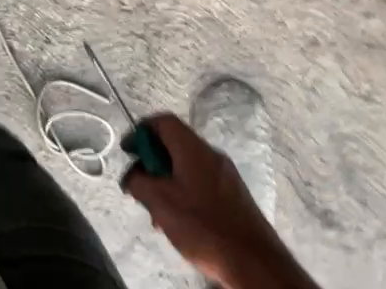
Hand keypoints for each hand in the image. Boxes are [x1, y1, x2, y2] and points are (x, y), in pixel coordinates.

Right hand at [120, 114, 316, 288]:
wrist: (256, 263)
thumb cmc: (203, 226)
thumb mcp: (160, 202)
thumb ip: (139, 182)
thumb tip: (132, 176)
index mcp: (193, 149)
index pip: (163, 121)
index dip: (141, 131)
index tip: (129, 153)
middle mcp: (212, 155)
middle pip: (174, 145)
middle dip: (152, 164)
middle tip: (141, 188)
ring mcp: (226, 176)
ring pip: (187, 167)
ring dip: (167, 183)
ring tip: (158, 214)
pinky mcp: (235, 196)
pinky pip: (201, 183)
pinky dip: (184, 193)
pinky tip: (180, 222)